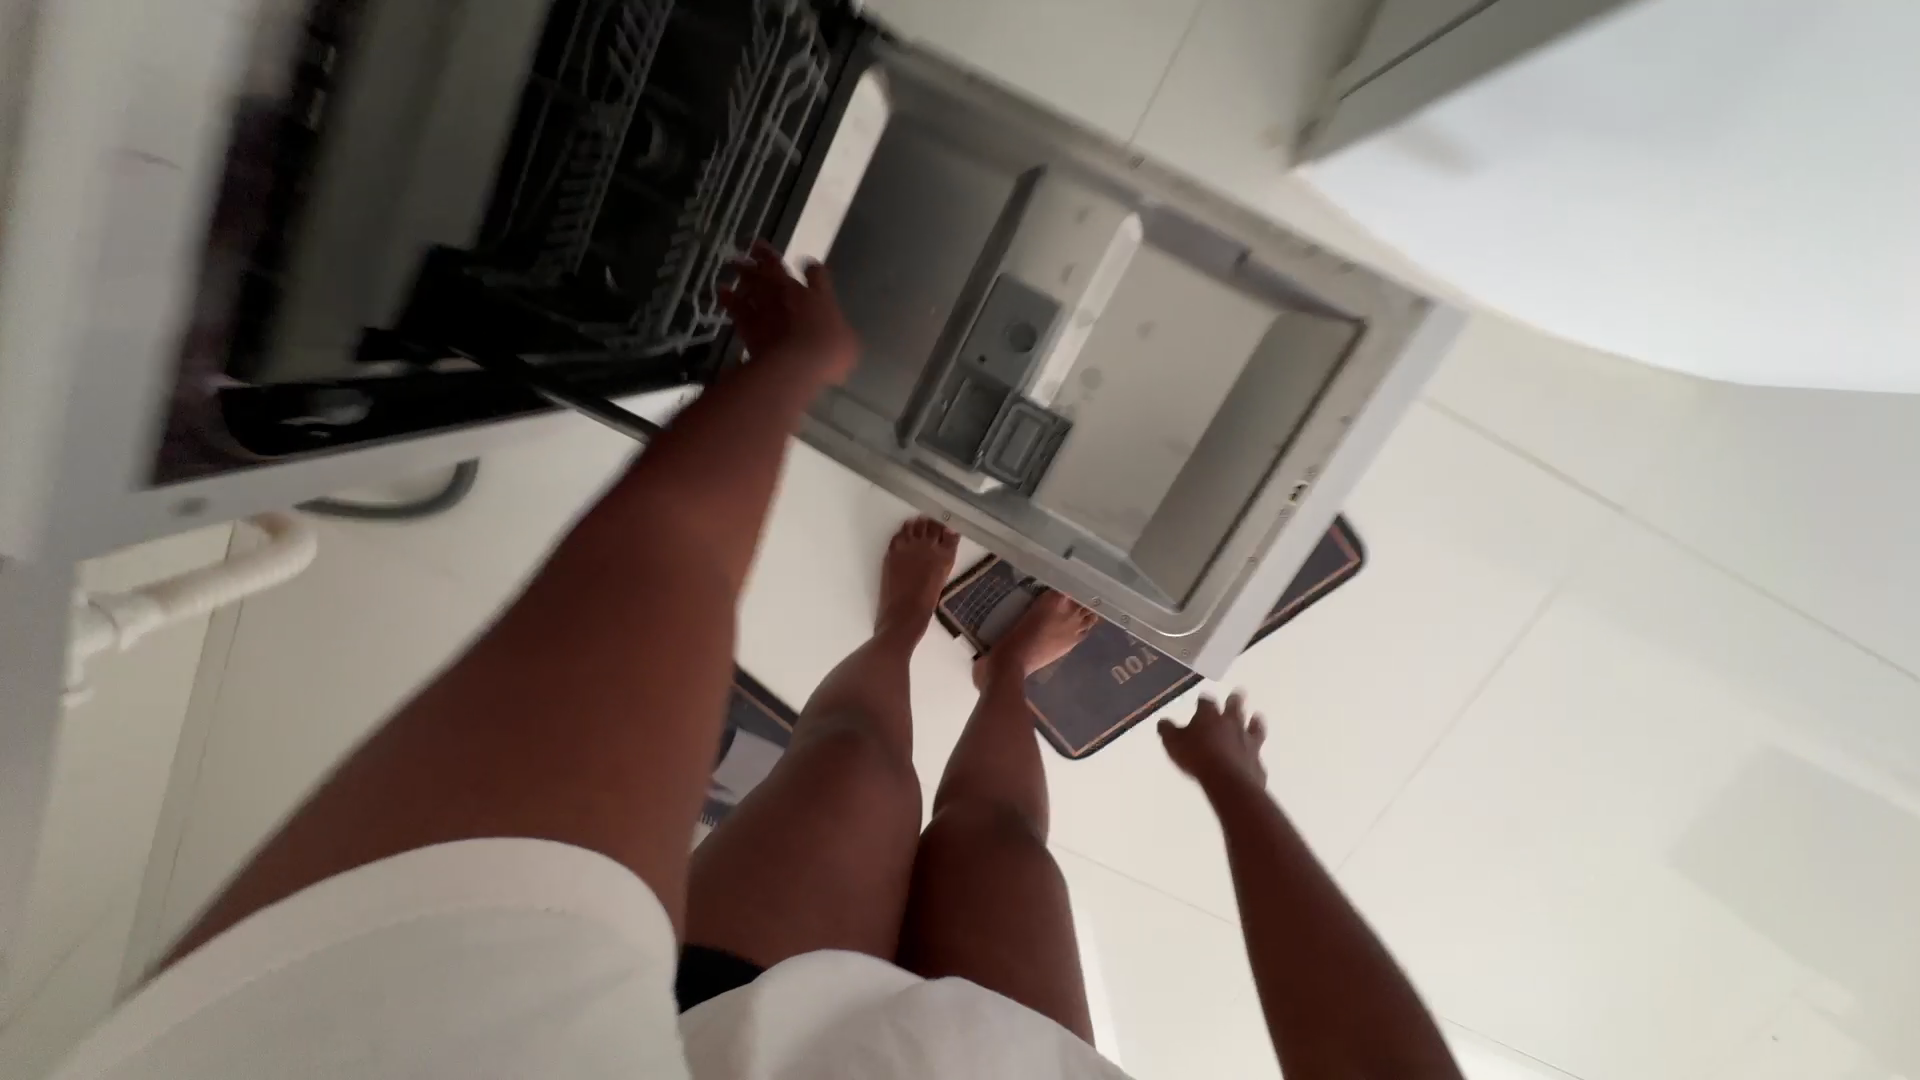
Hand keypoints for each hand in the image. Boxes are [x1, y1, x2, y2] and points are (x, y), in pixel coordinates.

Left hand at [718, 241, 857, 384]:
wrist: (794, 364)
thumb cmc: (829, 355)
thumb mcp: (848, 346)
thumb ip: (843, 334)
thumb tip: (842, 334)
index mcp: (820, 296)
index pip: (817, 274)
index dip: (813, 268)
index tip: (810, 265)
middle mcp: (791, 293)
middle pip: (777, 267)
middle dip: (767, 255)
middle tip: (757, 245)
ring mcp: (767, 305)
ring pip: (753, 281)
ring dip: (744, 270)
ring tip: (736, 261)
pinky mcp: (748, 321)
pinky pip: (736, 305)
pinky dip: (728, 297)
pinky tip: (722, 290)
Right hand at [1159, 691, 1267, 792]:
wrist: (1227, 781)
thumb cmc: (1195, 757)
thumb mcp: (1172, 743)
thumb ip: (1167, 731)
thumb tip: (1163, 722)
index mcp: (1209, 716)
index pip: (1206, 702)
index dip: (1203, 700)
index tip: (1202, 699)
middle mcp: (1231, 724)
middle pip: (1235, 707)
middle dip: (1235, 699)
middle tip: (1239, 692)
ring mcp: (1247, 742)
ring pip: (1253, 727)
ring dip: (1255, 721)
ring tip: (1257, 716)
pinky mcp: (1256, 761)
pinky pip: (1256, 754)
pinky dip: (1254, 753)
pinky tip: (1255, 756)